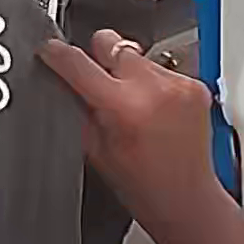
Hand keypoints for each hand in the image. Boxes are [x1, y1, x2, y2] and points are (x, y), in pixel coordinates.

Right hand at [39, 31, 243, 243]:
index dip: (57, 53)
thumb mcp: (94, 149)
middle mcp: (155, 89)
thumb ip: (79, 107)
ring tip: (133, 106)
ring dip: (127, 72)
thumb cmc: (143, 186)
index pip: (79, 64)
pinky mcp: (195, 85)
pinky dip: (151, 83)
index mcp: (124, 108)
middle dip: (99, 58)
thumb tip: (64, 77)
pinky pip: (160, 67)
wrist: (187, 200)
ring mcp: (179, 85)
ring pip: (135, 54)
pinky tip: (153, 110)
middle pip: (111, 42)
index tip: (49, 49)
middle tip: (100, 85)